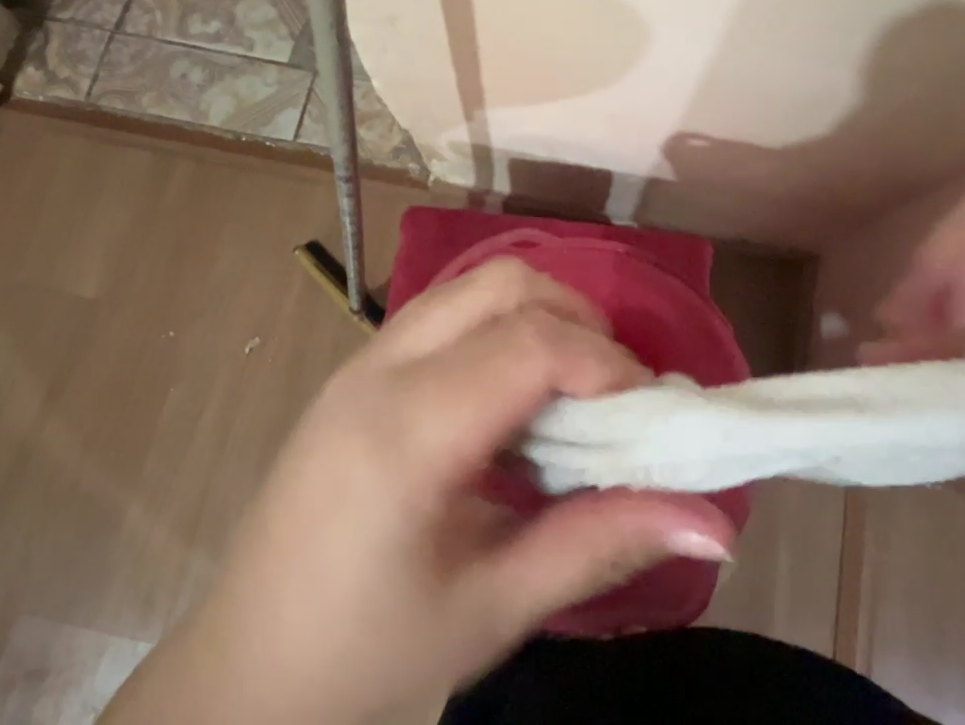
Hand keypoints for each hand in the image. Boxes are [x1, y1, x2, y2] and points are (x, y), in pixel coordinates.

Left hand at [102, 258, 733, 724]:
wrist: (246, 676)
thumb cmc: (365, 656)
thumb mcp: (489, 611)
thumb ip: (598, 545)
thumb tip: (717, 523)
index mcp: (406, 430)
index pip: (532, 343)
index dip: (611, 366)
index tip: (654, 418)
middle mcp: (376, 372)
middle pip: (502, 287)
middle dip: (579, 323)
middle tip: (618, 401)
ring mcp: (357, 367)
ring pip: (470, 291)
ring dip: (538, 322)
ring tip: (572, 402)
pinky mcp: (353, 379)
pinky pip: (442, 320)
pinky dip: (499, 336)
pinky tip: (513, 412)